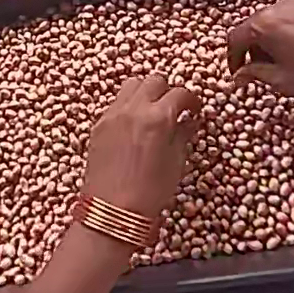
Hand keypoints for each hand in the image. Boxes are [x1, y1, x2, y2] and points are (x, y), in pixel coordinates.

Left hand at [81, 74, 201, 217]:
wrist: (111, 211)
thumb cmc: (149, 193)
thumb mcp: (176, 163)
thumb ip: (183, 134)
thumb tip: (189, 120)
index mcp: (157, 118)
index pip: (180, 93)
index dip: (192, 101)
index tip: (194, 110)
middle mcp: (133, 109)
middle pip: (154, 81)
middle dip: (168, 91)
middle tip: (174, 109)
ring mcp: (112, 115)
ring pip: (132, 85)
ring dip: (145, 93)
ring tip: (152, 113)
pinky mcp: (98, 125)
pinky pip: (116, 103)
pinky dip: (129, 106)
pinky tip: (134, 126)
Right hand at [226, 0, 293, 110]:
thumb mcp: (284, 82)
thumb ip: (257, 73)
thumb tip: (244, 73)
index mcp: (267, 23)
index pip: (236, 36)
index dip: (234, 56)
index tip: (238, 69)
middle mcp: (286, 5)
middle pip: (258, 23)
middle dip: (256, 45)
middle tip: (261, 66)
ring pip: (282, 17)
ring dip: (278, 35)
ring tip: (288, 59)